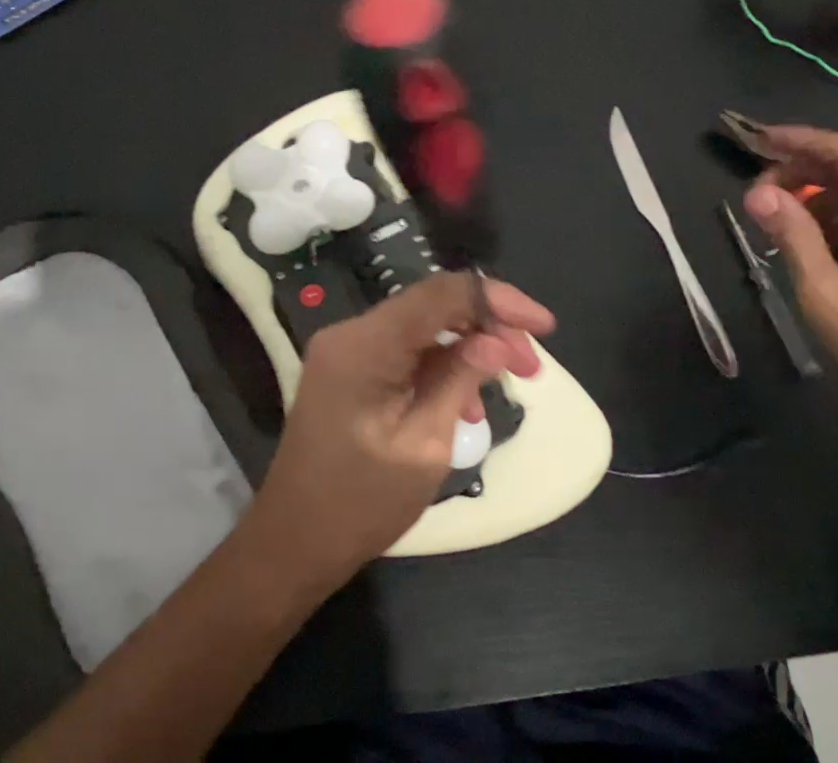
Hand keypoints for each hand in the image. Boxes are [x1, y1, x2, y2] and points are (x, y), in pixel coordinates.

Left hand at [250, 273, 555, 576]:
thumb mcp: (424, 445)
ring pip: (422, 327)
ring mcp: (345, 352)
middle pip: (433, 305)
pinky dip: (441, 365)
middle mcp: (350, 334)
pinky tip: (466, 403)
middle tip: (530, 368)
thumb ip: (459, 380)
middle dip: (489, 327)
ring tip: (505, 386)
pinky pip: (405, 351)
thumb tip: (497, 341)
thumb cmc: (360, 504)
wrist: (294, 542)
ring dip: (469, 347)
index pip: (441, 294)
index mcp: (364, 346)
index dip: (499, 300)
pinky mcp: (348, 371)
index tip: (543, 327)